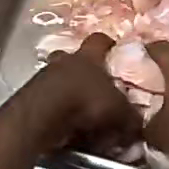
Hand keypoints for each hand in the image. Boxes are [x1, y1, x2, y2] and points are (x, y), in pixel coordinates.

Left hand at [7, 33, 138, 154]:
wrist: (42, 116)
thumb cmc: (86, 102)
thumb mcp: (120, 112)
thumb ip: (131, 117)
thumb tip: (139, 124)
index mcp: (88, 57)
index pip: (99, 40)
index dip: (107, 44)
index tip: (114, 50)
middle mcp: (64, 61)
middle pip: (72, 58)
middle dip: (81, 70)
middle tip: (94, 87)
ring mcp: (43, 78)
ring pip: (58, 80)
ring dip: (67, 93)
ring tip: (81, 114)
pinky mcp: (29, 99)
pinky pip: (49, 102)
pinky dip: (58, 112)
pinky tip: (67, 128)